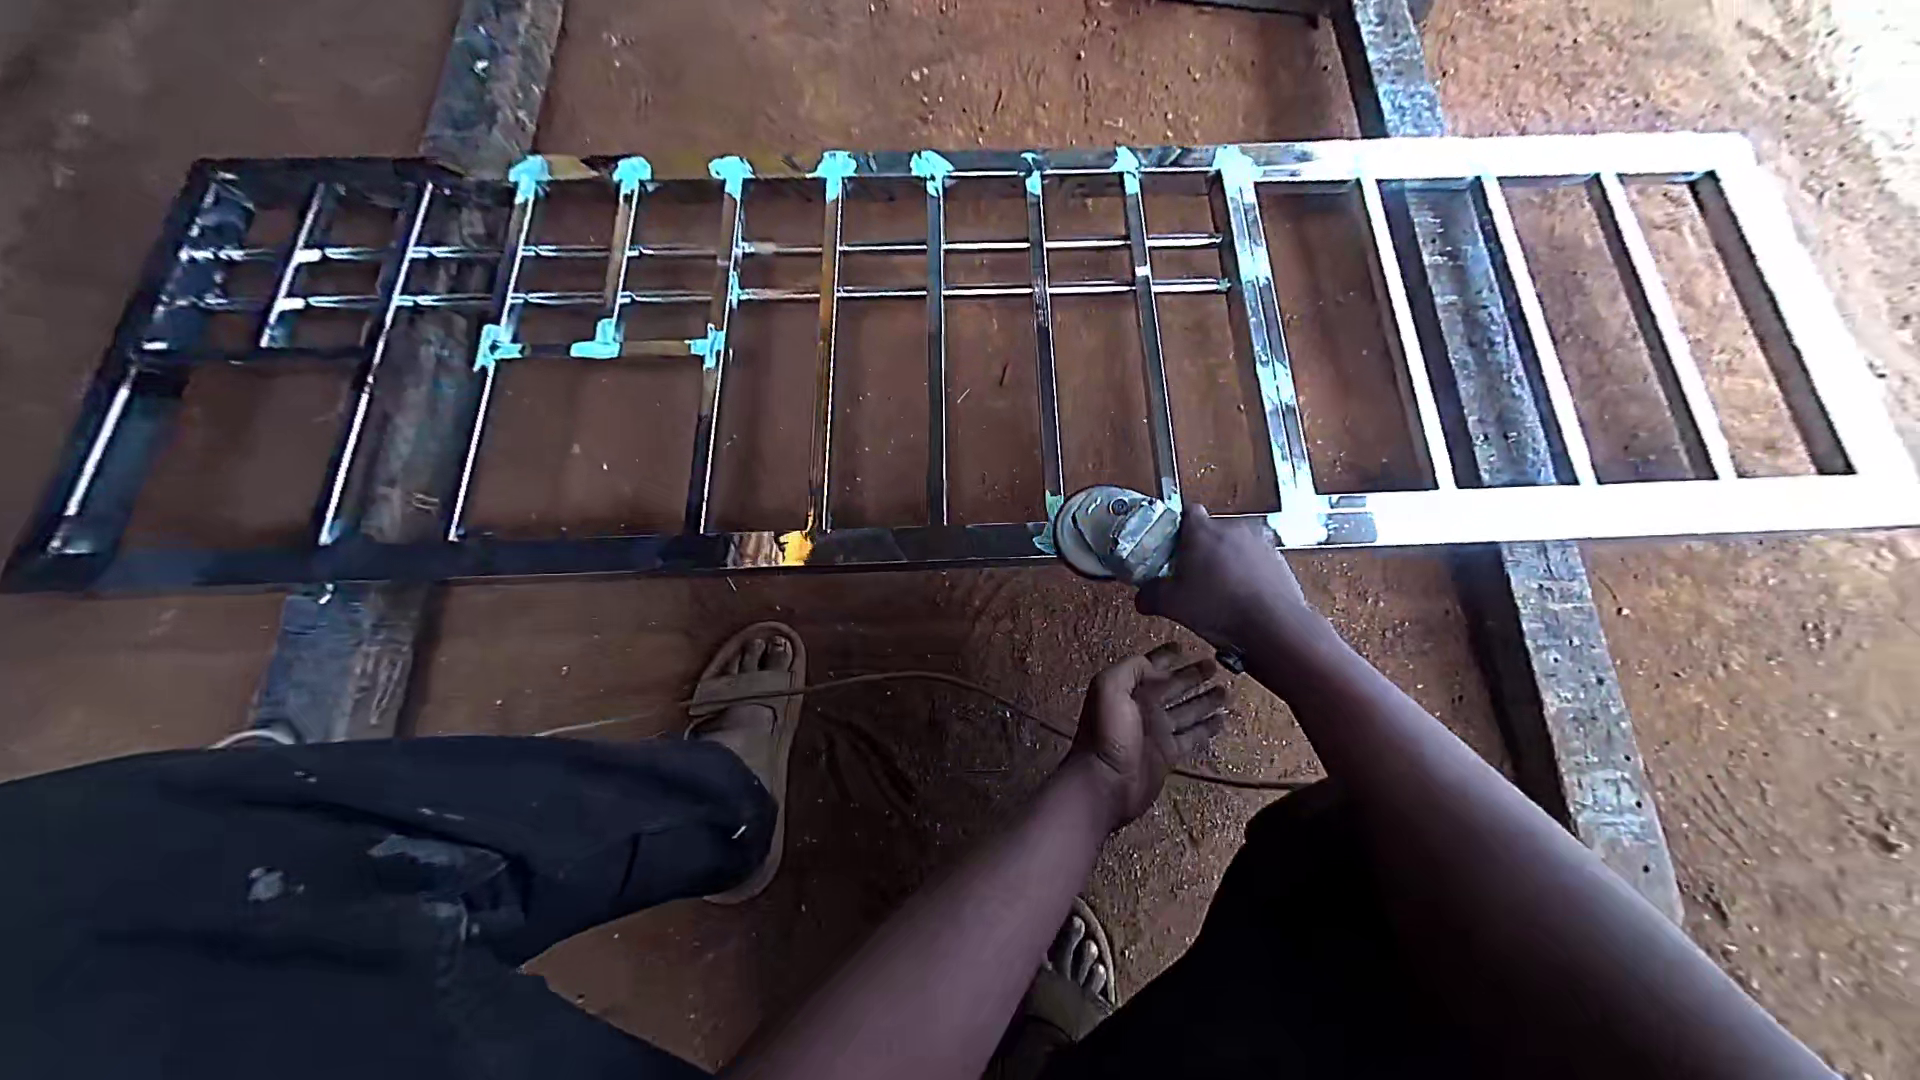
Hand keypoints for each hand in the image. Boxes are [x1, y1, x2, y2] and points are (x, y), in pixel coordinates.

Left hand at [1068, 643, 1228, 829]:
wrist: (1106, 780)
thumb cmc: (1107, 732)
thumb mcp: (1109, 687)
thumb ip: (1131, 669)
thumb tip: (1157, 666)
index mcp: (1129, 689)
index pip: (1150, 666)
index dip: (1165, 656)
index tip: (1184, 645)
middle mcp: (1144, 707)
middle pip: (1173, 686)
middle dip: (1192, 674)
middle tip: (1214, 664)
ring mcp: (1158, 730)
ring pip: (1187, 710)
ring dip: (1205, 699)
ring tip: (1226, 689)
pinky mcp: (1169, 753)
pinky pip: (1193, 736)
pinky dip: (1207, 727)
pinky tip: (1223, 719)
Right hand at [1135, 504, 1313, 650]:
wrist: (1272, 625)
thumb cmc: (1219, 607)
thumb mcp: (1172, 605)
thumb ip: (1151, 596)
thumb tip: (1142, 598)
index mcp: (1202, 531)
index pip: (1187, 511)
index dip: (1179, 527)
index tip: (1173, 545)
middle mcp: (1232, 529)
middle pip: (1212, 530)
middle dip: (1202, 549)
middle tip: (1192, 574)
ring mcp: (1259, 543)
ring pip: (1235, 546)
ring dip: (1227, 561)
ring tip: (1220, 590)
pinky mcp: (1279, 561)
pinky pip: (1256, 562)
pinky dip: (1249, 574)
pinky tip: (1242, 598)